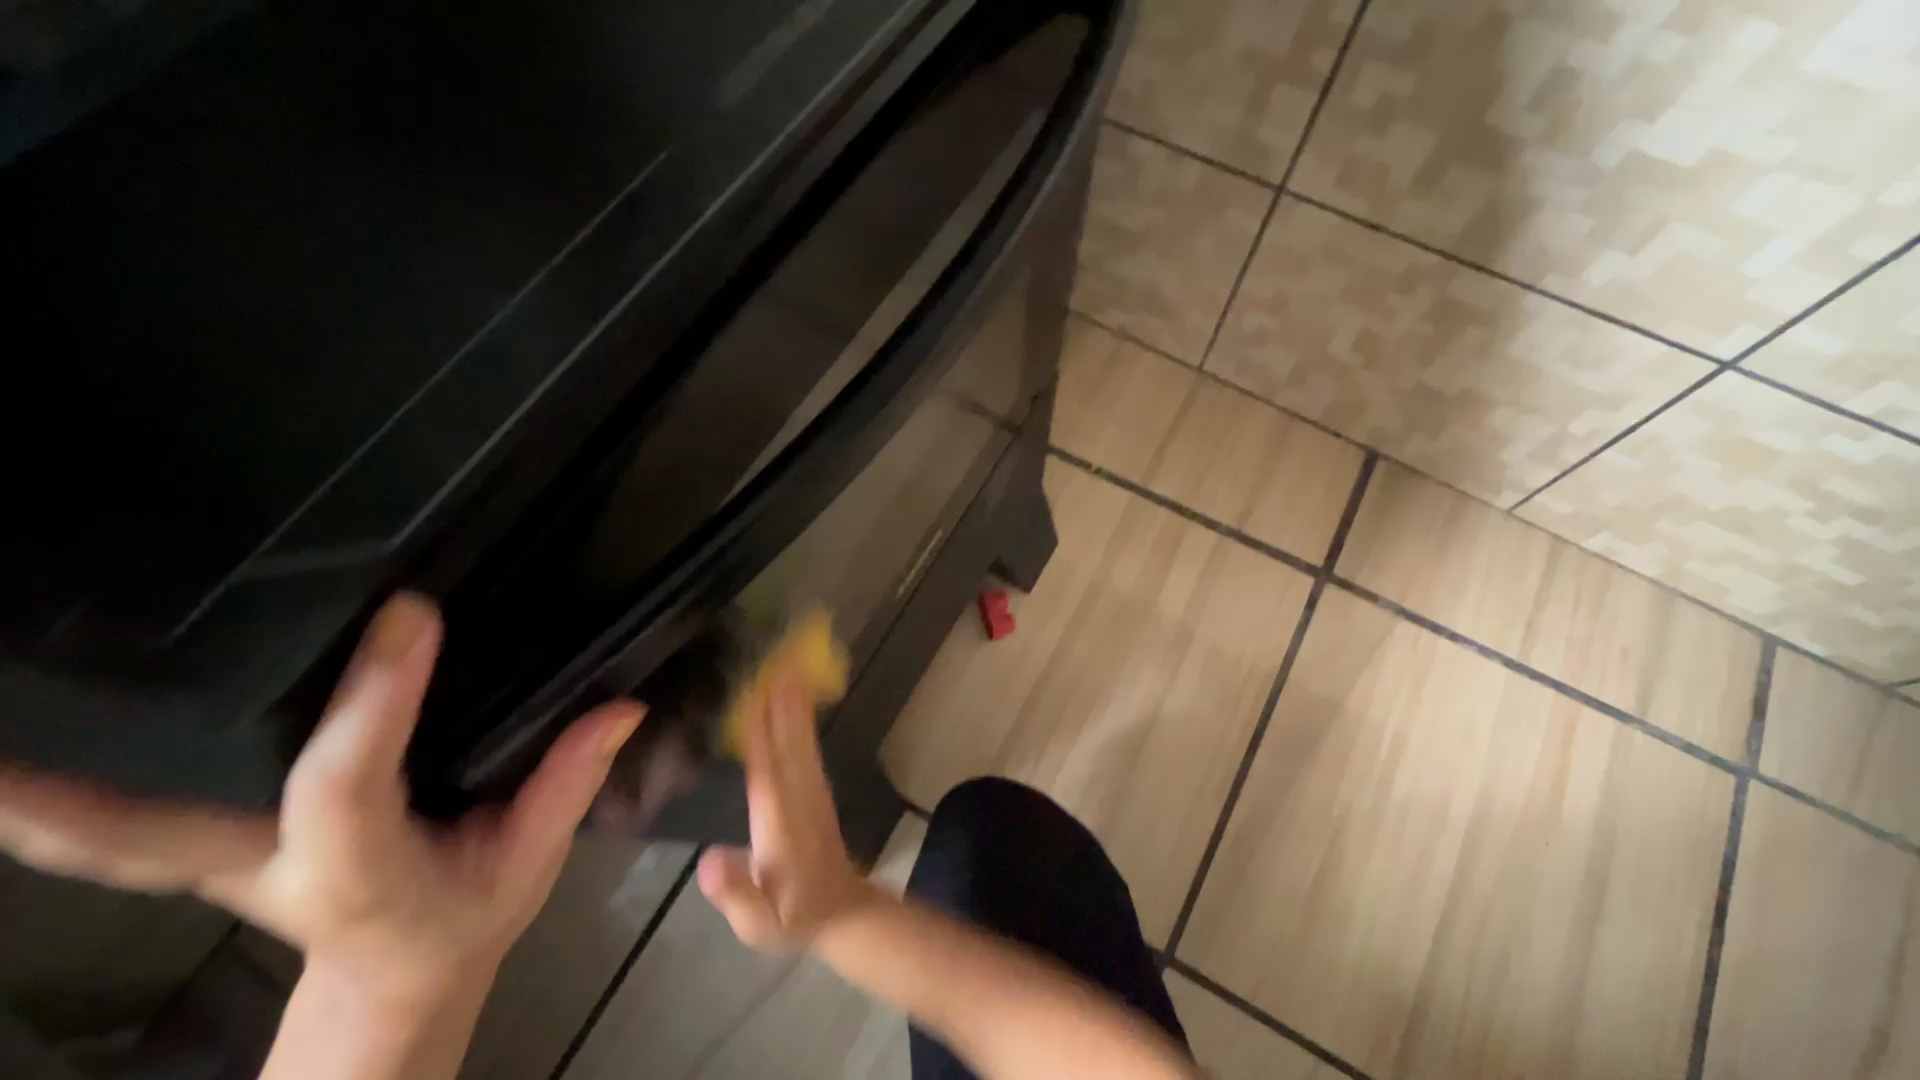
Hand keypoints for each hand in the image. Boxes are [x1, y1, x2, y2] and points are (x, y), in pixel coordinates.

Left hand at [0, 593, 642, 998]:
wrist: (397, 977)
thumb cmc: (466, 917)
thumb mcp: (531, 861)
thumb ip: (568, 782)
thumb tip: (623, 704)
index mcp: (361, 872)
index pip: (346, 784)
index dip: (373, 703)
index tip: (409, 615)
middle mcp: (267, 867)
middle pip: (145, 831)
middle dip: (72, 784)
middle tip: (25, 699)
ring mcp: (216, 863)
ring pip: (99, 832)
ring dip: (35, 787)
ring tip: (12, 689)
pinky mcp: (203, 846)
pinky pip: (115, 821)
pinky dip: (61, 786)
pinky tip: (49, 728)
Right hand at [697, 672, 877, 950]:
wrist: (841, 912)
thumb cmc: (792, 916)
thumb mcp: (760, 924)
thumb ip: (736, 894)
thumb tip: (707, 861)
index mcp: (779, 823)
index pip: (767, 770)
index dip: (763, 732)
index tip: (757, 694)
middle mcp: (798, 798)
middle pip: (788, 743)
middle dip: (781, 701)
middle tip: (776, 658)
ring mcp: (812, 790)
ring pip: (800, 739)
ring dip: (794, 701)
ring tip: (787, 664)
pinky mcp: (817, 788)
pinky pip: (805, 744)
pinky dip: (800, 717)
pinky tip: (794, 695)